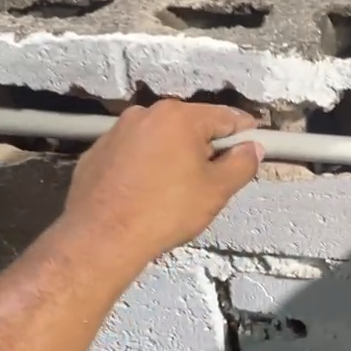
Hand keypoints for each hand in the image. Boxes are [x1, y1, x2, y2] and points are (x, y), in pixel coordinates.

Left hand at [53, 101, 261, 270]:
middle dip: (207, 145)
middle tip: (215, 177)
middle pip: (191, 125)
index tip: (254, 146)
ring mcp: (117, 131)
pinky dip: (147, 165)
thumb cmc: (167, 210)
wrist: (102, 237)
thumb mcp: (217, 190)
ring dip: (175, 154)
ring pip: (161, 137)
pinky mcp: (97, 152)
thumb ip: (242, 163)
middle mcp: (146, 114)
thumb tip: (252, 148)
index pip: (226, 116)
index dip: (245, 132)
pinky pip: (134, 152)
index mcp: (180, 117)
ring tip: (178, 188)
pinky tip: (148, 192)